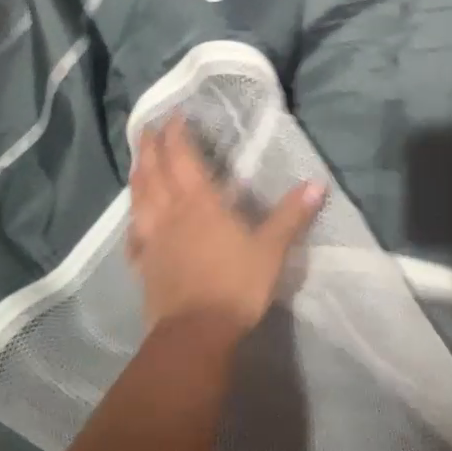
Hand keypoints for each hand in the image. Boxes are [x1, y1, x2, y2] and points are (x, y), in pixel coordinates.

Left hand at [126, 119, 326, 335]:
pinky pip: (134, 237)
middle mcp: (171, 214)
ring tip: (137, 161)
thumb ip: (291, 215)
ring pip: (139, 200)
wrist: (195, 335)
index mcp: (200, 203)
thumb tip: (318, 183)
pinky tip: (134, 223)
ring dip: (137, 176)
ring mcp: (153, 241)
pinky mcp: (144, 268)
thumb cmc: (235, 285)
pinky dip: (133, 222)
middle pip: (154, 173)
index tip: (173, 115)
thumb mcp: (271, 249)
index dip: (176, 135)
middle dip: (150, 148)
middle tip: (147, 127)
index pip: (183, 158)